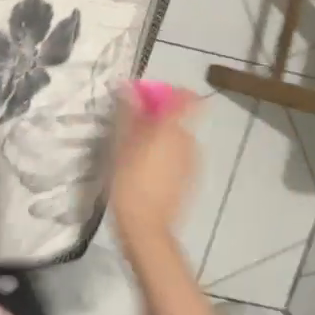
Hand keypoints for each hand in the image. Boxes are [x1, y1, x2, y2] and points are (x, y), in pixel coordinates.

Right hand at [108, 82, 202, 242]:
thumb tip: (128, 87)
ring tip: (134, 153)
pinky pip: (179, 155)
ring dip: (160, 138)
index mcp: (171, 129)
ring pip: (178, 138)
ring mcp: (193, 160)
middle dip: (157, 119)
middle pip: (178, 118)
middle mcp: (188, 140)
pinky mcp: (192, 177)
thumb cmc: (128, 182)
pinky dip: (165, 155)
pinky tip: (146, 171)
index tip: (147, 98)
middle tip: (130, 130)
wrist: (146, 226)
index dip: (169, 92)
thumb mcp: (120, 145)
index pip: (186, 97)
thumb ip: (128, 113)